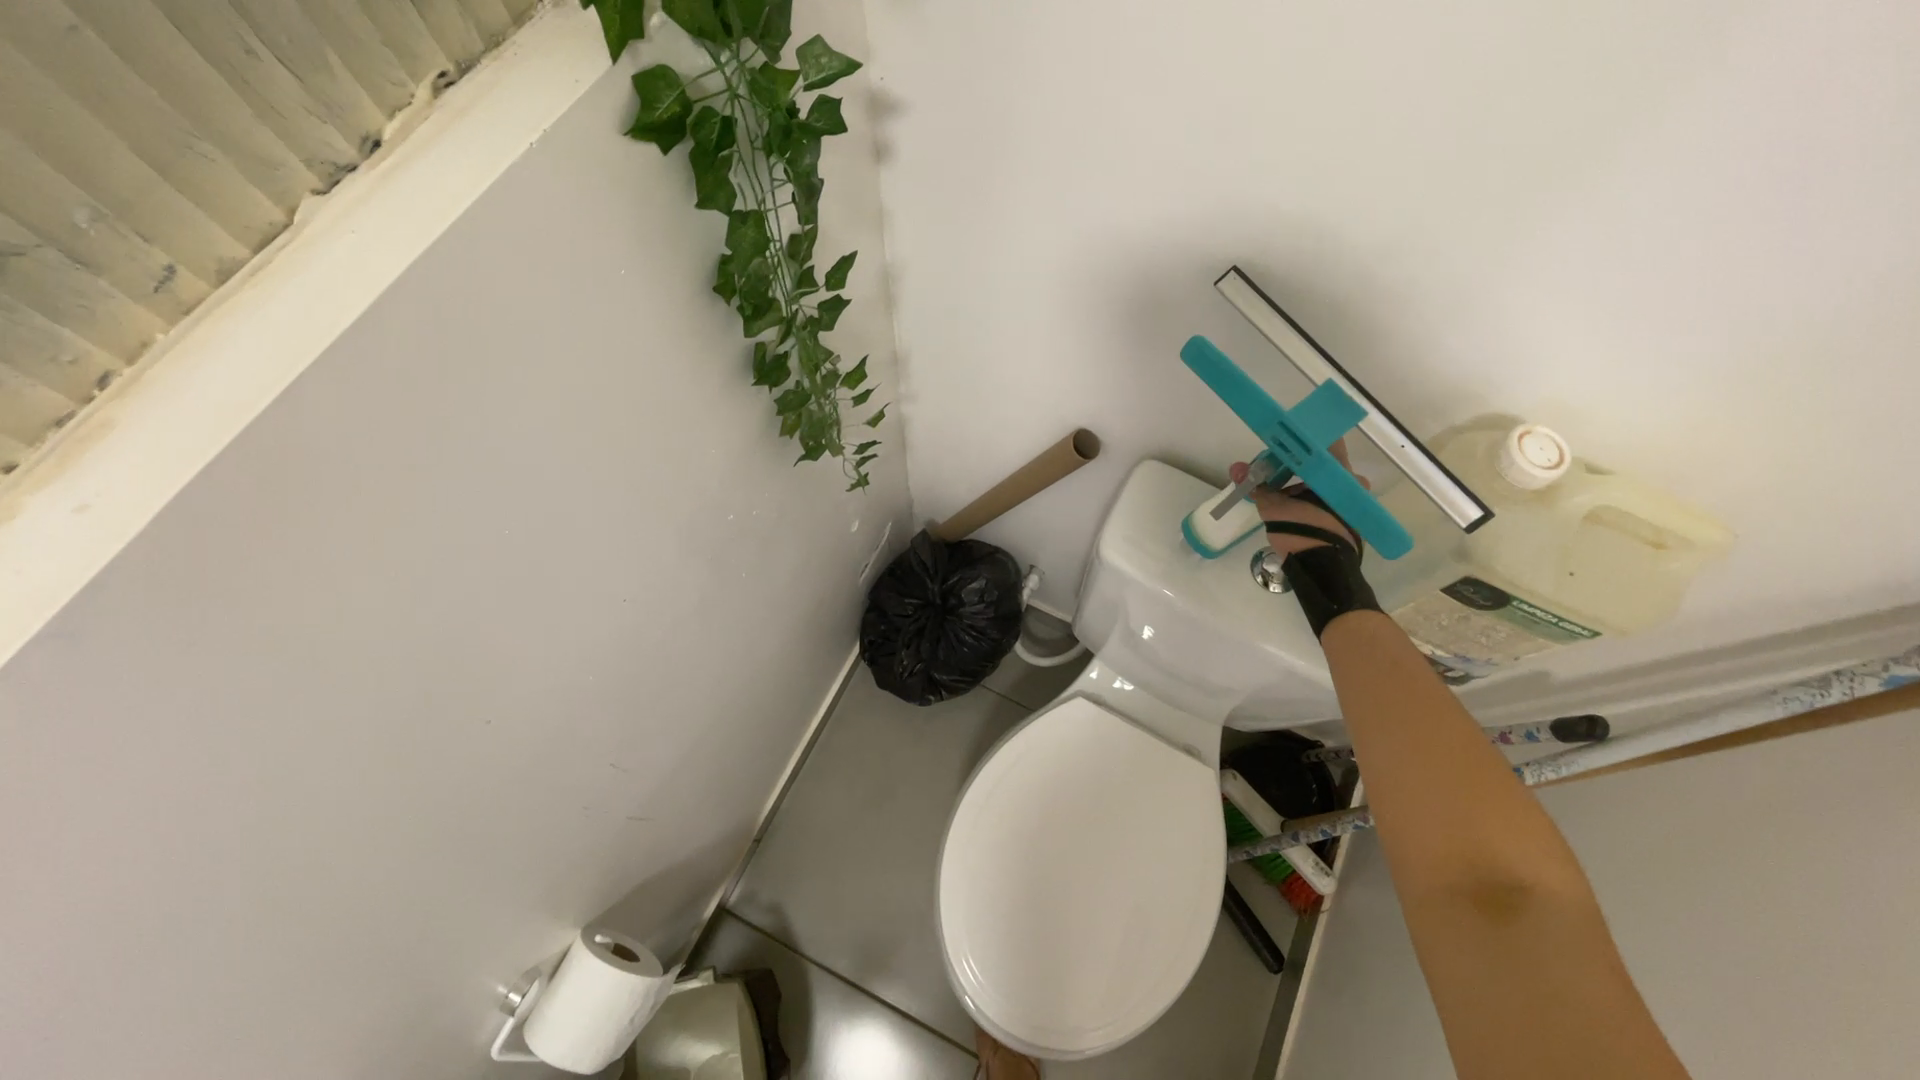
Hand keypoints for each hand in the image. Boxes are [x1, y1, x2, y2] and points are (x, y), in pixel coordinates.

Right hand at [1231, 439, 1365, 556]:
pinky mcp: (1345, 519)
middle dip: (1291, 464)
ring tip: (1270, 491)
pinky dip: (1304, 497)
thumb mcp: (1274, 508)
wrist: (1322, 572)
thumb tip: (1236, 470)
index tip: (1280, 439)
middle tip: (1266, 469)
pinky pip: (1323, 499)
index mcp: (1340, 474)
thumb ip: (1257, 486)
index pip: (1324, 440)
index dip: (1300, 437)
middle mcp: (1351, 484)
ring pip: (1320, 482)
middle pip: (1318, 463)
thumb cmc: (1303, 531)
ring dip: (1296, 483)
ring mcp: (1350, 503)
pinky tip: (1285, 505)